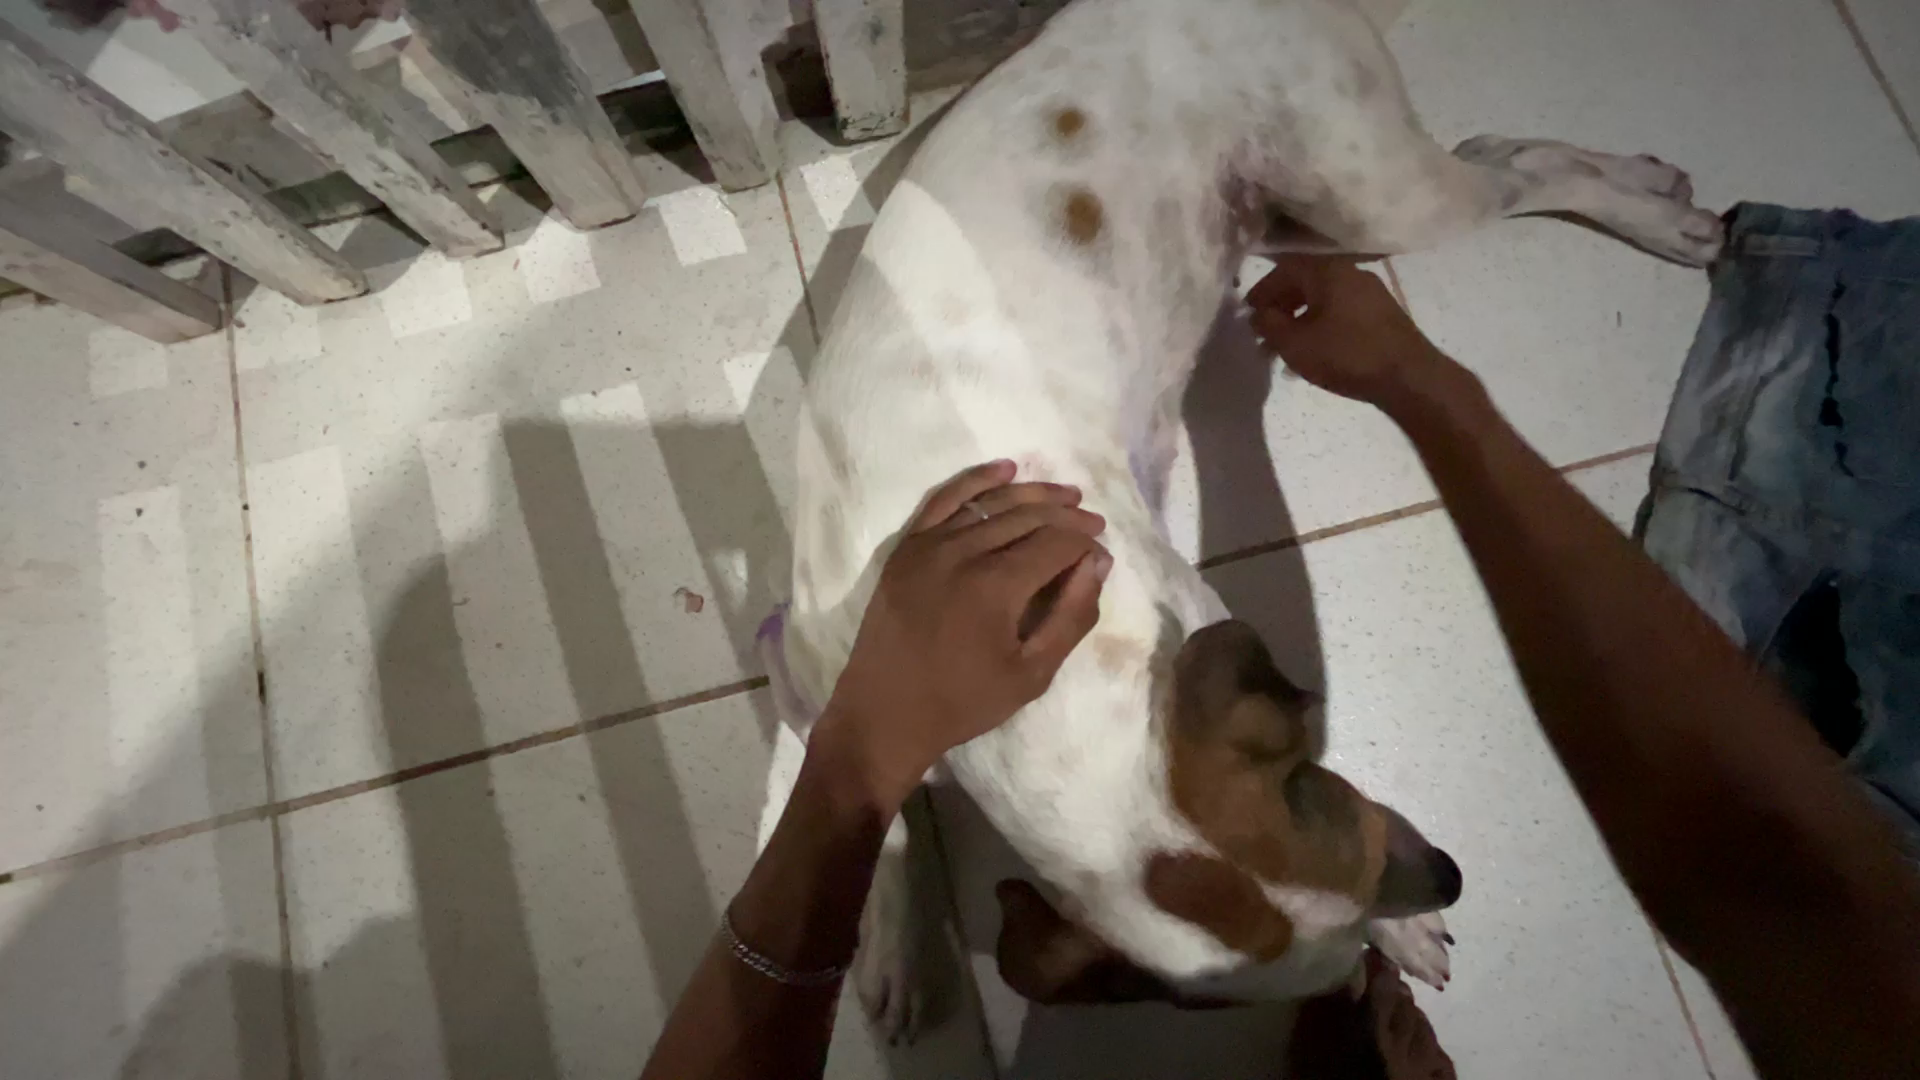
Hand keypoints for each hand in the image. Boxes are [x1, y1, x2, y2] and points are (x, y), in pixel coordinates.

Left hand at [814, 461, 1112, 808]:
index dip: (1084, 542)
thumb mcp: (1032, 674)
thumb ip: (1072, 616)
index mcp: (995, 586)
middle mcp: (962, 552)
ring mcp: (929, 545)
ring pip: (991, 502)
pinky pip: (944, 499)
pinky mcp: (907, 547)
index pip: (1055, 543)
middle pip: (1027, 516)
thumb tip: (1098, 562)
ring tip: (1064, 493)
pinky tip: (1005, 468)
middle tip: (1092, 521)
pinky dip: (977, 480)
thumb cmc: (962, 702)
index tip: (1101, 549)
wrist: (884, 712)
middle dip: (1067, 515)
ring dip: (1032, 494)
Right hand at [1246, 256, 1457, 408]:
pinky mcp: (1381, 313)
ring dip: (1298, 318)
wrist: (1407, 375)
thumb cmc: (1344, 354)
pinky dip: (1319, 323)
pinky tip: (1313, 349)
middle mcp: (1351, 273)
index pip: (1286, 268)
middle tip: (1263, 330)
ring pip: (1323, 298)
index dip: (1262, 289)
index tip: (1248, 312)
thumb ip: (1269, 324)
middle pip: (1306, 281)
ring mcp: (1370, 292)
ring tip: (1285, 346)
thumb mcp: (1294, 343)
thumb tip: (1257, 313)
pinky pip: (1340, 310)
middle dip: (1280, 304)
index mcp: (1328, 272)